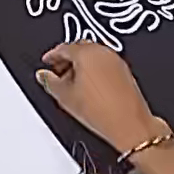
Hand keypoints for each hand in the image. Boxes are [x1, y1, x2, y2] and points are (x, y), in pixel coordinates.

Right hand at [36, 42, 169, 155]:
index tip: (47, 61)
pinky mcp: (125, 71)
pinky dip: (94, 69)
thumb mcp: (65, 97)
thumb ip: (50, 82)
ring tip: (73, 81)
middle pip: (79, 48)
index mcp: (86, 53)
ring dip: (81, 64)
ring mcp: (116, 61)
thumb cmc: (102, 111)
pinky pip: (104, 63)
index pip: (63, 48)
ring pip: (93, 55)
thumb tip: (43, 75)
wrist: (130, 125)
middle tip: (57, 70)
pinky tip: (89, 87)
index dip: (52, 55)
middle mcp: (102, 52)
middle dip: (66, 58)